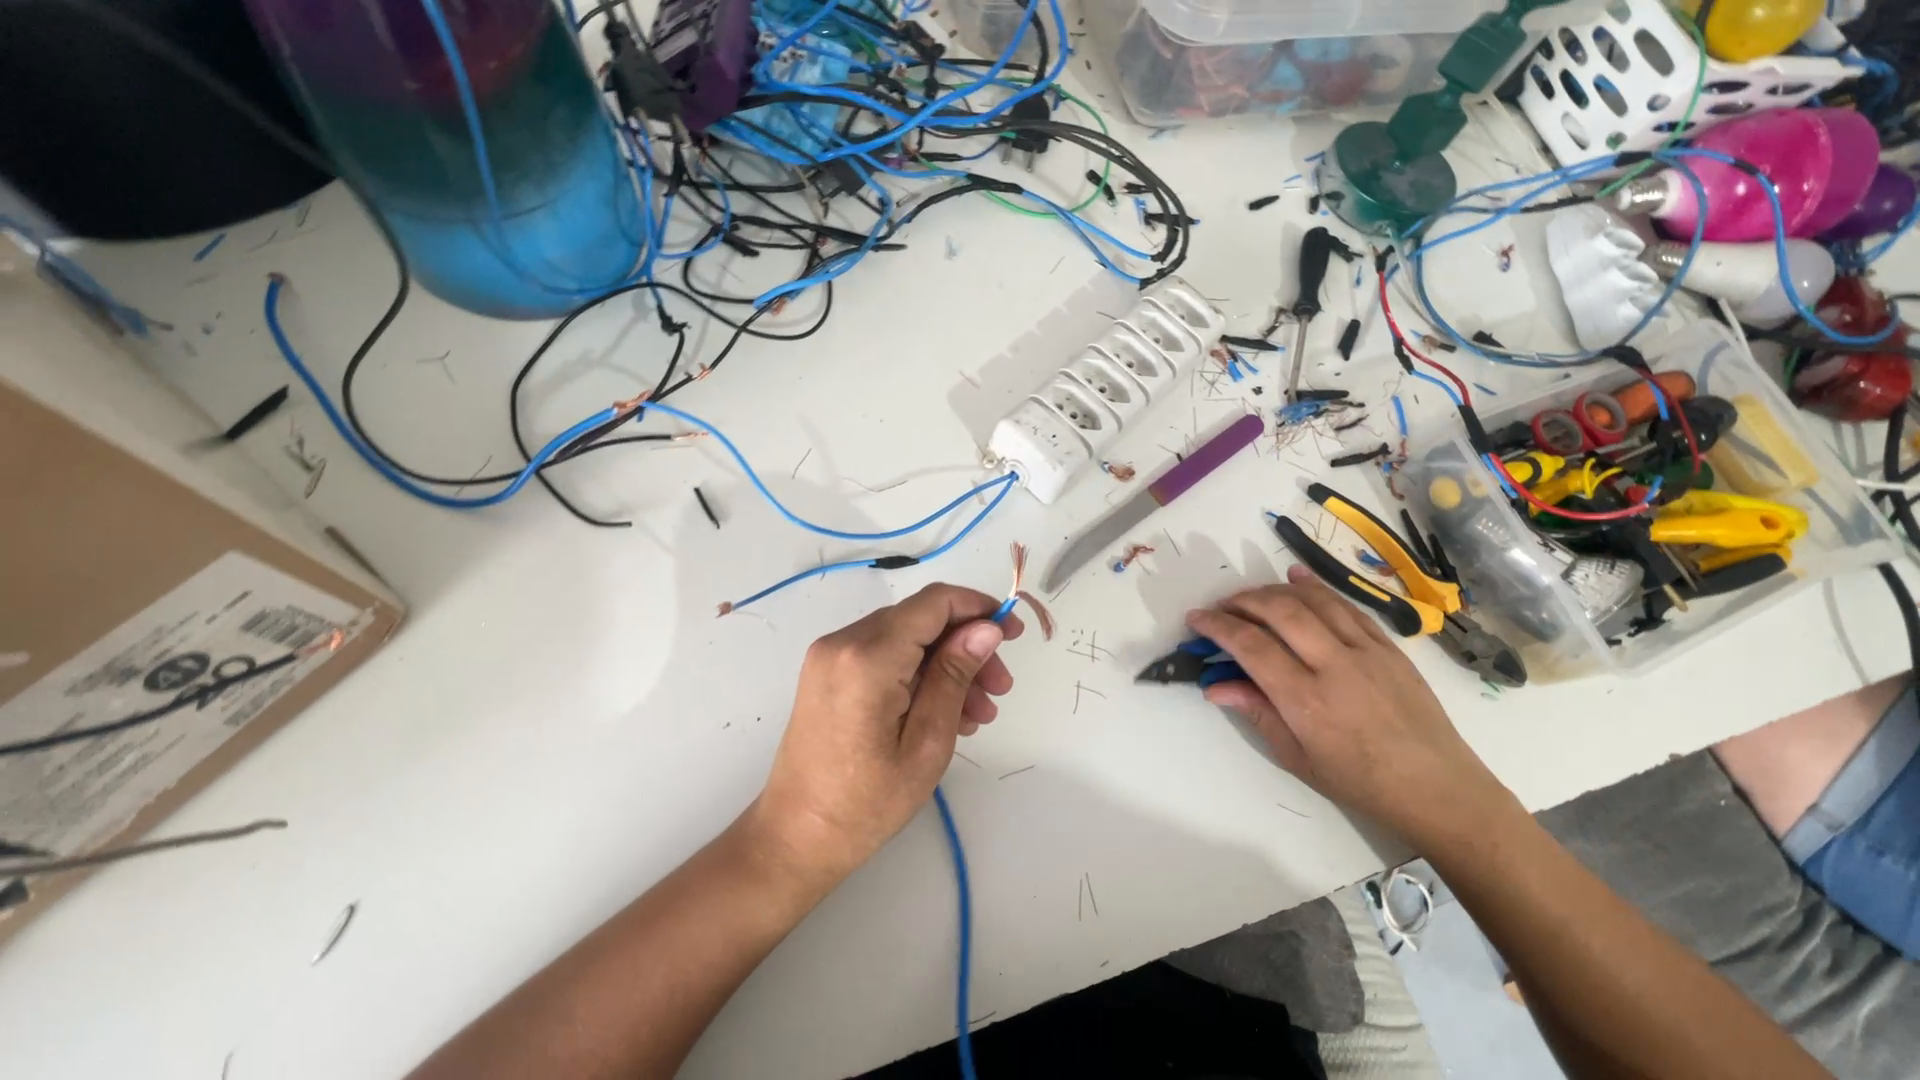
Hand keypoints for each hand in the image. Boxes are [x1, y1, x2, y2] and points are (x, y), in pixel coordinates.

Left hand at [753, 584, 1023, 879]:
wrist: (797, 836)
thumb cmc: (867, 802)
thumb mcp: (926, 742)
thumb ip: (955, 676)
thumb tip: (987, 629)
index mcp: (867, 657)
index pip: (933, 603)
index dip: (979, 609)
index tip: (1012, 635)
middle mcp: (843, 643)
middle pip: (920, 619)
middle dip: (967, 646)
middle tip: (1000, 689)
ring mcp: (830, 657)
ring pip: (905, 639)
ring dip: (946, 664)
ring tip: (978, 714)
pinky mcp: (827, 674)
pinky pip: (883, 657)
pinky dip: (917, 674)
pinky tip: (945, 713)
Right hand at [1188, 565, 1516, 848]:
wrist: (1436, 786)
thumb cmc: (1360, 782)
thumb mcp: (1298, 758)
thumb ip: (1258, 714)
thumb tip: (1216, 686)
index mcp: (1306, 700)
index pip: (1251, 646)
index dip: (1217, 626)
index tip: (1196, 619)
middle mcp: (1335, 666)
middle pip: (1280, 612)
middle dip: (1242, 601)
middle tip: (1220, 607)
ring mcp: (1366, 651)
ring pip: (1314, 601)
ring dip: (1275, 590)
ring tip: (1251, 595)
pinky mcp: (1389, 647)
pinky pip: (1348, 606)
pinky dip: (1318, 589)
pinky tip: (1297, 580)